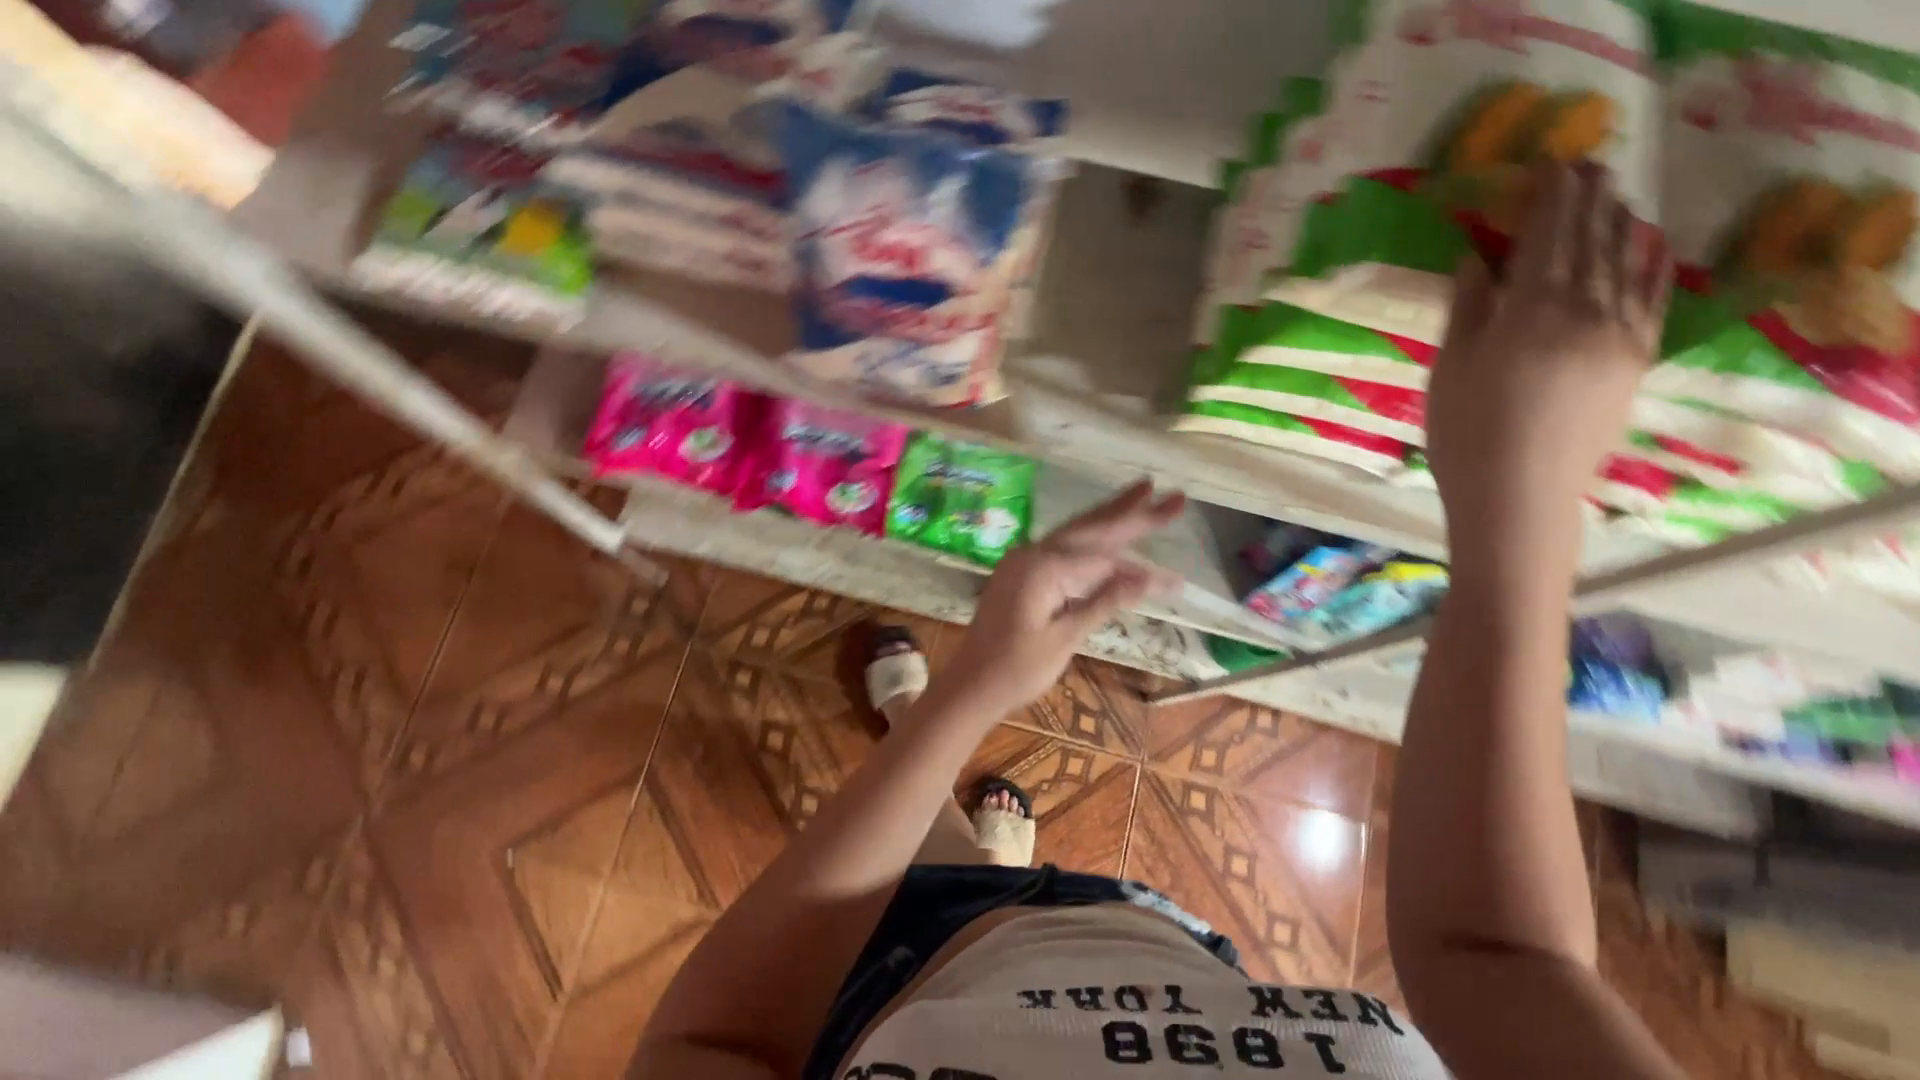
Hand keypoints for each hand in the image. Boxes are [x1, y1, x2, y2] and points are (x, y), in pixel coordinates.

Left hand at [936, 481, 1185, 717]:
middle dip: (1131, 512)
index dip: (1145, 568)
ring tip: (1144, 495)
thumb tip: (1147, 576)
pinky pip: (1062, 552)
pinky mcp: (1021, 575)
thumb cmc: (1015, 670)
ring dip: (1110, 517)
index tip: (1179, 580)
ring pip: (1076, 534)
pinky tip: (1108, 538)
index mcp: (1043, 567)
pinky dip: (1090, 546)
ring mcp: (1024, 562)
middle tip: (1169, 493)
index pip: (1106, 557)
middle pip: (1091, 528)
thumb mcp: (1064, 639)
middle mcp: (1033, 554)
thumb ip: (1104, 601)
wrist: (970, 686)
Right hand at [1426, 161, 1671, 558]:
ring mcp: (1619, 335)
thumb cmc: (1466, 434)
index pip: (1546, 237)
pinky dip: (1652, 266)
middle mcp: (1584, 311)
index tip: (1552, 164)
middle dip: (1588, 200)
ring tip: (1615, 193)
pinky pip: (1651, 300)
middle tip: (1589, 164)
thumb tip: (1478, 257)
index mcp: (1529, 310)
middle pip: (1590, 241)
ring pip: (1625, 263)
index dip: (1550, 197)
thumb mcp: (1449, 368)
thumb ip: (1468, 308)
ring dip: (1619, 223)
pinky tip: (1650, 243)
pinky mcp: (1636, 362)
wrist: (1519, 496)